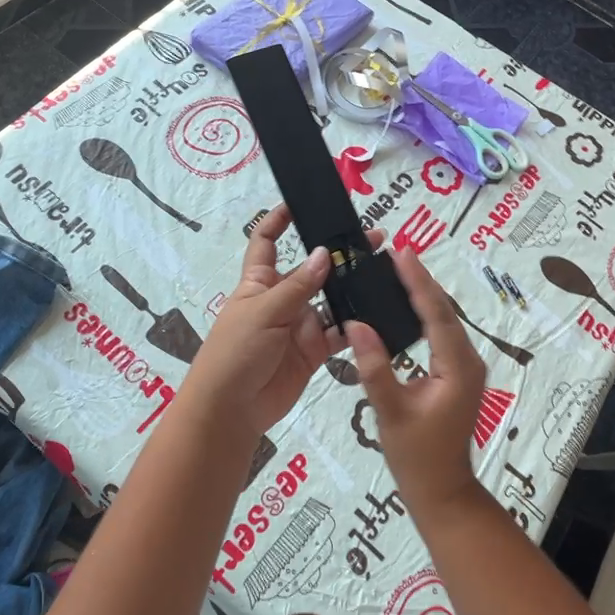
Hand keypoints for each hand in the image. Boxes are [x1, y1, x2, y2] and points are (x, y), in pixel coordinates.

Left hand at [181, 205, 377, 439]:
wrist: (230, 411)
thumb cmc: (236, 351)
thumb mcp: (264, 311)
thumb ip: (299, 285)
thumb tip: (325, 252)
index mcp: (260, 281)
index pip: (266, 241)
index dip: (279, 220)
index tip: (302, 203)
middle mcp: (282, 298)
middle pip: (313, 268)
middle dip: (339, 253)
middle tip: (374, 239)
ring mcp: (300, 324)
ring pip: (331, 298)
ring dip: (354, 286)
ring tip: (384, 270)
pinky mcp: (314, 351)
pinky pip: (339, 332)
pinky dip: (357, 323)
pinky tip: (379, 310)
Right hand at [347, 247, 487, 516]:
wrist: (441, 490)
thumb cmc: (416, 456)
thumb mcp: (390, 412)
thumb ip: (374, 367)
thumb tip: (356, 324)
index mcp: (457, 367)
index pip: (437, 314)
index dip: (418, 282)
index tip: (402, 253)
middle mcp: (468, 360)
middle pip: (444, 311)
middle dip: (421, 281)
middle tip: (396, 253)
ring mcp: (466, 367)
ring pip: (444, 321)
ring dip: (424, 295)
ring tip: (399, 268)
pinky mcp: (458, 373)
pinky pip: (442, 334)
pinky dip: (426, 314)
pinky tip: (409, 304)